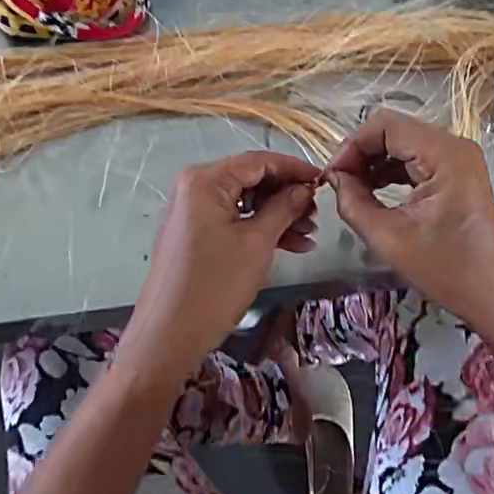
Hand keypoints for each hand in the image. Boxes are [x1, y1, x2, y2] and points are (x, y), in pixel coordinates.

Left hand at [116, 151, 320, 383]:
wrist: (169, 332)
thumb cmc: (214, 284)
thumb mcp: (256, 243)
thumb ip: (283, 208)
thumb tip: (304, 187)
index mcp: (204, 179)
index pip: (257, 161)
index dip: (293, 168)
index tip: (324, 181)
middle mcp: (194, 186)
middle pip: (250, 178)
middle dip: (285, 195)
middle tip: (316, 214)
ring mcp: (192, 209)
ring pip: (243, 201)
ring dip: (276, 215)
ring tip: (309, 235)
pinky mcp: (194, 231)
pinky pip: (232, 218)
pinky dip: (259, 228)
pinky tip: (291, 244)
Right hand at [324, 110, 493, 331]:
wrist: (491, 294)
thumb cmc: (443, 268)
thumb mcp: (385, 236)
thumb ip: (350, 200)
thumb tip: (334, 176)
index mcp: (444, 156)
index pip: (385, 126)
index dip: (352, 145)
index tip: (333, 174)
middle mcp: (454, 146)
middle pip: (392, 128)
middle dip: (360, 151)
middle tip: (340, 180)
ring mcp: (457, 156)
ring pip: (400, 139)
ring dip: (373, 159)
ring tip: (353, 186)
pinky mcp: (456, 169)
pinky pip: (413, 153)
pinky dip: (389, 166)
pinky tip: (373, 188)